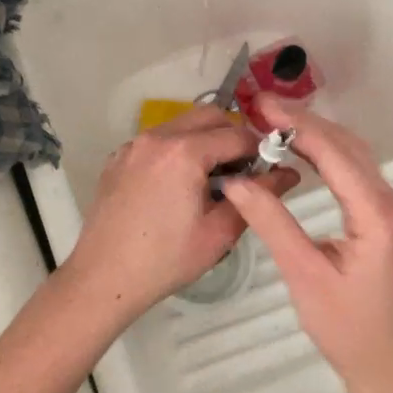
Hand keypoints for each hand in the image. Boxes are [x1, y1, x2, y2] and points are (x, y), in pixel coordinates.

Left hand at [63, 107, 298, 319]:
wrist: (104, 276)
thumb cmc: (166, 259)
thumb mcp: (219, 232)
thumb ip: (257, 196)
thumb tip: (289, 174)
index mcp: (183, 152)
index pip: (236, 134)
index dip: (259, 149)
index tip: (270, 170)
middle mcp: (156, 138)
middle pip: (207, 116)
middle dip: (232, 136)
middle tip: (243, 171)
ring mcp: (132, 146)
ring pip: (180, 125)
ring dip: (203, 141)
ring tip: (212, 180)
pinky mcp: (117, 158)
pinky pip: (156, 142)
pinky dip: (176, 151)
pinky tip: (179, 187)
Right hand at [223, 95, 392, 392]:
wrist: (384, 360)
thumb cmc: (345, 325)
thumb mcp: (303, 274)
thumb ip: (272, 223)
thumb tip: (236, 181)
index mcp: (377, 215)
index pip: (335, 154)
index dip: (297, 125)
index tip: (261, 105)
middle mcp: (390, 203)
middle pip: (347, 146)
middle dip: (303, 121)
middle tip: (260, 106)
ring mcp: (390, 209)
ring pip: (353, 154)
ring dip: (314, 133)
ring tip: (273, 121)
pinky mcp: (382, 216)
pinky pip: (354, 170)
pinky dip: (324, 152)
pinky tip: (298, 150)